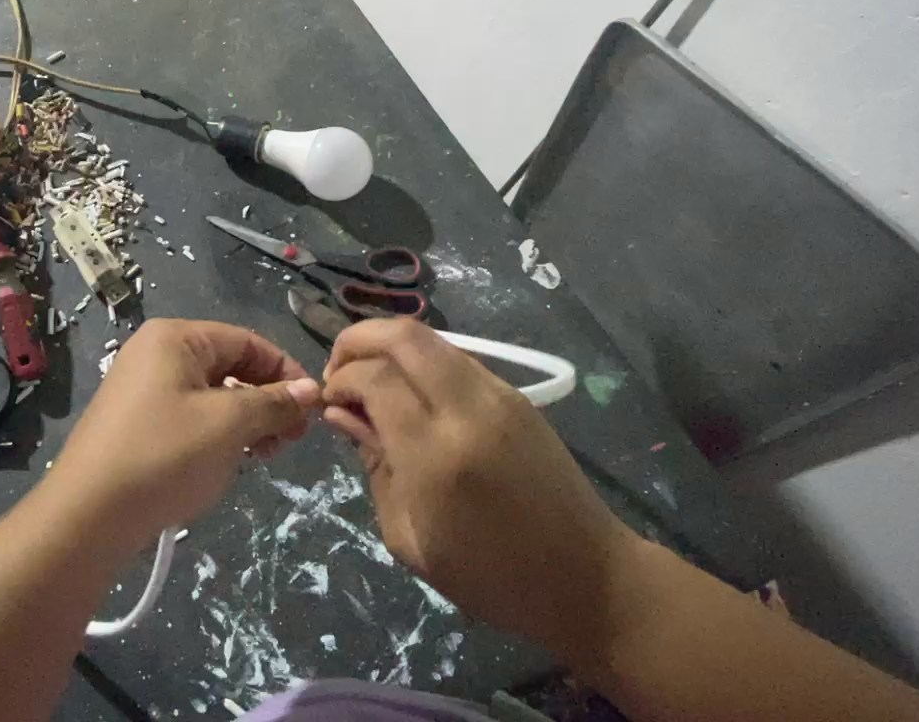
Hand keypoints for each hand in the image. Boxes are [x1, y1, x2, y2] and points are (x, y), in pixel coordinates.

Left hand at [45, 319, 320, 548]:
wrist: (88, 513)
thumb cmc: (163, 455)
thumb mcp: (227, 425)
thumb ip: (273, 403)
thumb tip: (311, 389)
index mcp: (175, 338)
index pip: (246, 341)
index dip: (285, 372)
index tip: (313, 409)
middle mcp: (156, 353)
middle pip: (229, 365)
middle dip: (266, 400)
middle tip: (291, 440)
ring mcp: (143, 388)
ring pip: (211, 394)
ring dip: (245, 420)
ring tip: (263, 455)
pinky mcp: (137, 421)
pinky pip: (190, 415)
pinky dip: (217, 433)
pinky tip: (230, 461)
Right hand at [321, 318, 639, 663]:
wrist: (588, 581)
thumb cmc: (491, 577)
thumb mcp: (409, 537)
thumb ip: (373, 464)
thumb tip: (341, 413)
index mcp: (436, 455)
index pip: (374, 378)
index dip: (341, 379)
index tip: (330, 401)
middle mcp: (468, 410)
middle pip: (402, 336)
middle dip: (357, 340)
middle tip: (340, 371)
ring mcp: (499, 396)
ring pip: (430, 339)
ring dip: (389, 347)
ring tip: (371, 380)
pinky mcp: (517, 396)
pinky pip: (455, 358)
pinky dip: (420, 361)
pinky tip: (410, 393)